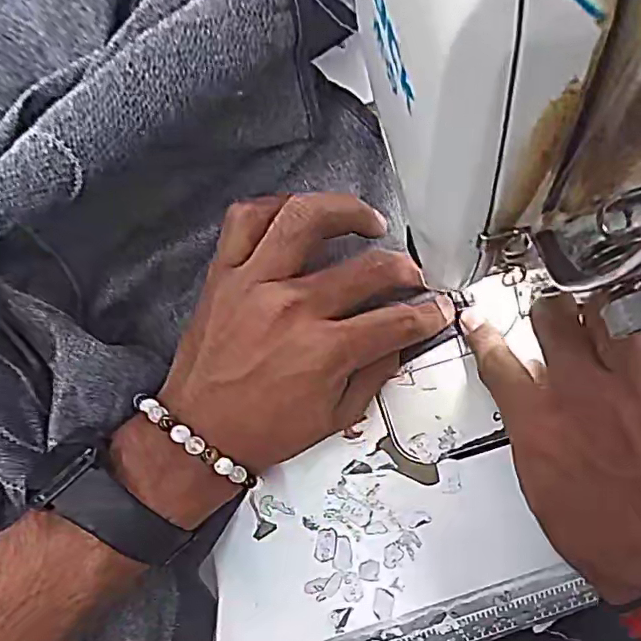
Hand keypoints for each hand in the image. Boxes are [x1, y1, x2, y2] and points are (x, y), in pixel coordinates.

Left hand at [112, 193, 452, 526]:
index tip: (437, 308)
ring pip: (307, 218)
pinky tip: (299, 215)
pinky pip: (247, 219)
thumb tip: (399, 342)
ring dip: (347, 211)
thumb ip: (373, 374)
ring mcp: (255, 285)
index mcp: (324, 352)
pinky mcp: (225, 276)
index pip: (396, 320)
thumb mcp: (334, 415)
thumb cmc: (263, 430)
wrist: (203, 433)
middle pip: (368, 268)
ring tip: (366, 220)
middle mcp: (292, 310)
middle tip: (411, 276)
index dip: (428, 313)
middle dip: (406, 270)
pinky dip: (277, 207)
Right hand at [466, 292, 640, 603]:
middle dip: (549, 314)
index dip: (486, 333)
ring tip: (607, 326)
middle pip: (555, 314)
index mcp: (540, 420)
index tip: (482, 322)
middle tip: (556, 321)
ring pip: (614, 304)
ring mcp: (639, 385)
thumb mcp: (536, 474)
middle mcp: (586, 394)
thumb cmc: (594, 524)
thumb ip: (527, 420)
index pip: (500, 357)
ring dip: (603, 312)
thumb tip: (525, 386)